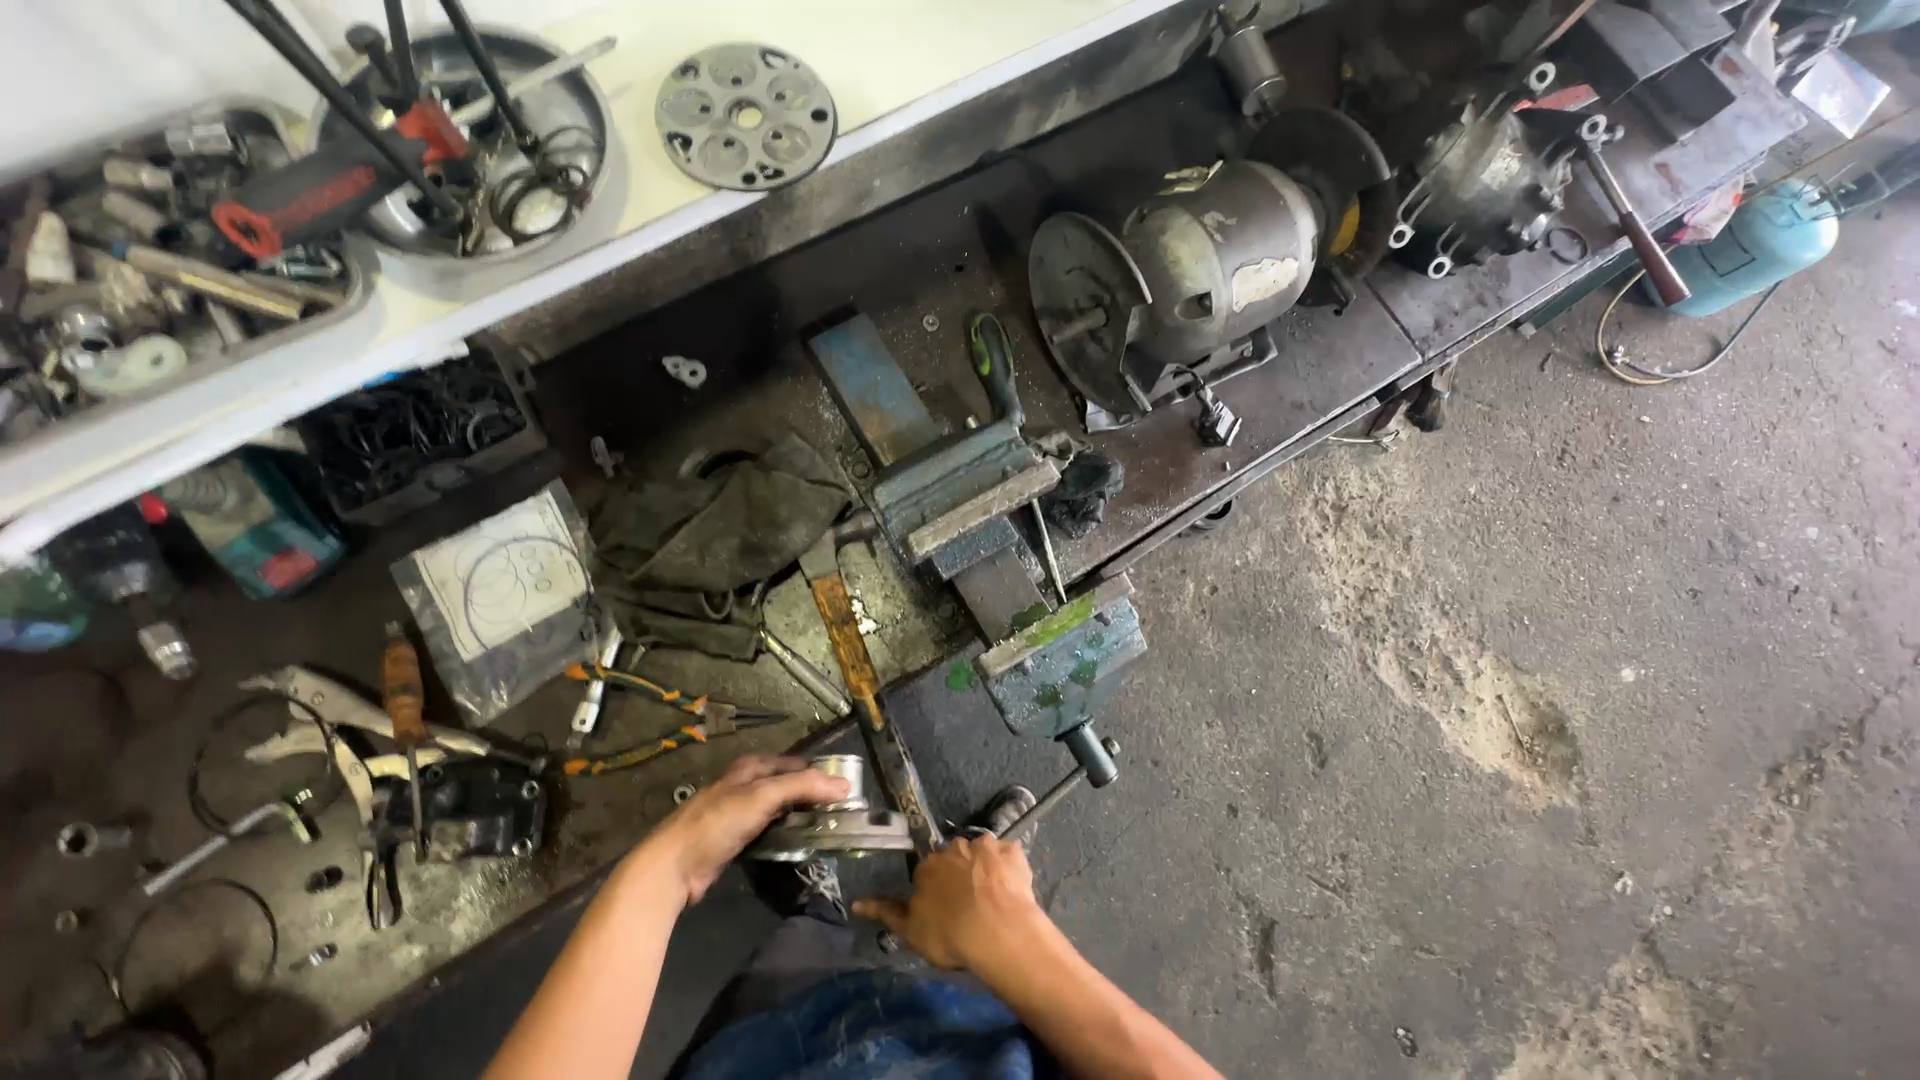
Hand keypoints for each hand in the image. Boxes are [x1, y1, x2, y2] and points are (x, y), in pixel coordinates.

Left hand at [631, 755, 847, 906]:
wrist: (674, 866)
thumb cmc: (718, 823)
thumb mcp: (763, 797)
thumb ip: (804, 787)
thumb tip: (845, 786)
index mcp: (749, 768)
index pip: (793, 764)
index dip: (817, 773)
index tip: (844, 789)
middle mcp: (743, 786)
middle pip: (785, 786)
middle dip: (810, 796)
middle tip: (839, 812)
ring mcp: (737, 815)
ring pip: (777, 811)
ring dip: (798, 818)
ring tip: (826, 829)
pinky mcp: (734, 841)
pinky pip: (767, 833)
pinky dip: (784, 836)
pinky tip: (799, 845)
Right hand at [853, 835, 1049, 971]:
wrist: (999, 932)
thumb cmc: (950, 935)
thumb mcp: (911, 931)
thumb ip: (885, 912)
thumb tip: (855, 903)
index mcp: (928, 865)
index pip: (926, 872)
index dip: (934, 891)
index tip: (942, 910)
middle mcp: (955, 847)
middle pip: (954, 858)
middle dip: (958, 875)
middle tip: (967, 905)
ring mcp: (987, 847)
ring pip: (982, 855)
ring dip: (983, 870)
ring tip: (992, 899)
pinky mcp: (1014, 853)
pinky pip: (1008, 858)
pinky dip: (1008, 870)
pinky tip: (1012, 890)